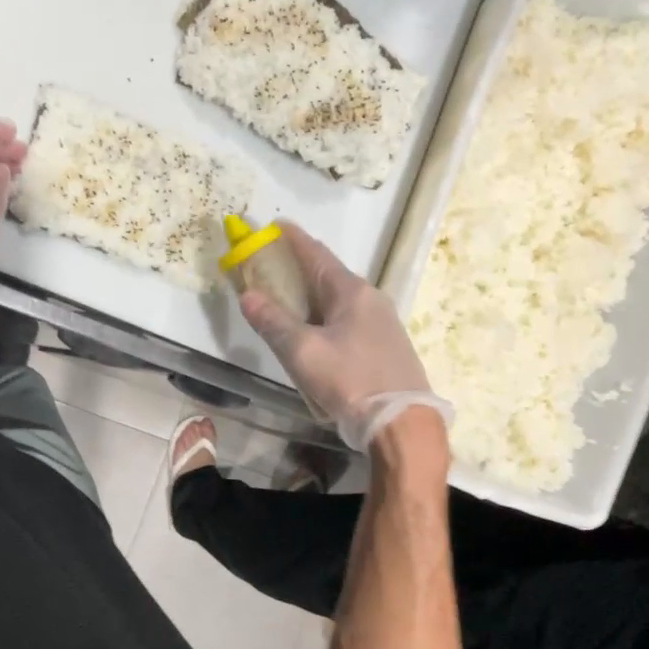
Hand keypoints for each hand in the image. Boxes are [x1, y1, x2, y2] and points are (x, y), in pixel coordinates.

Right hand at [239, 224, 450, 451]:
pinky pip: (348, 320)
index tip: (275, 225)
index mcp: (352, 292)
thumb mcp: (302, 352)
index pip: (317, 255)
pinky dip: (324, 315)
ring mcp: (382, 324)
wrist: (401, 423)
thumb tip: (248, 295)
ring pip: (339, 300)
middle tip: (271, 267)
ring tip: (287, 300)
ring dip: (311, 295)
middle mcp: (371, 300)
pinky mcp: (385, 348)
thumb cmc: (350, 381)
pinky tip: (314, 332)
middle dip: (299, 268)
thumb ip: (273, 321)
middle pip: (329, 276)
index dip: (294, 239)